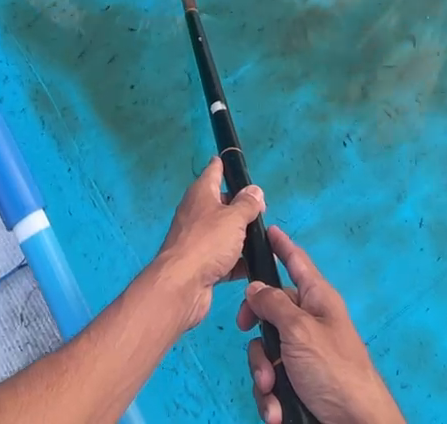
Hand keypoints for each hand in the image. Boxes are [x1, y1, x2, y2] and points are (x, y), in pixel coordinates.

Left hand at [147, 157, 264, 330]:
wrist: (182, 285)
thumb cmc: (208, 242)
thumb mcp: (234, 219)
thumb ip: (247, 204)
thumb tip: (254, 190)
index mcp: (201, 193)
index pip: (213, 171)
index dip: (223, 165)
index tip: (230, 161)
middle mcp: (197, 212)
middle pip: (221, 203)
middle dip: (240, 206)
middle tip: (262, 212)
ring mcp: (198, 239)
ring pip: (224, 232)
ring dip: (241, 236)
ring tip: (264, 240)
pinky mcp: (201, 263)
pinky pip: (224, 257)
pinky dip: (237, 260)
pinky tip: (254, 266)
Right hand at [236, 228, 403, 423]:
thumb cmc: (333, 369)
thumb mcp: (299, 330)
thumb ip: (273, 304)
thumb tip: (254, 287)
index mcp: (317, 299)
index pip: (296, 261)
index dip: (281, 245)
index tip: (268, 229)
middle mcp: (309, 322)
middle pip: (270, 310)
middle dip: (256, 331)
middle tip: (245, 331)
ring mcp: (303, 355)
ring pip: (265, 350)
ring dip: (261, 371)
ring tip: (272, 389)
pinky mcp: (298, 384)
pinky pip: (271, 380)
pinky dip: (270, 396)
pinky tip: (277, 411)